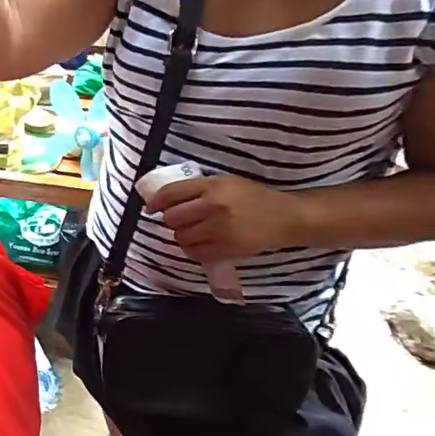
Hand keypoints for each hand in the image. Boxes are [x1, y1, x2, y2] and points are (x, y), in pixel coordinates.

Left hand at [145, 175, 301, 261]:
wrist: (284, 218)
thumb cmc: (252, 198)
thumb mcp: (226, 183)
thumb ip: (197, 190)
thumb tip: (164, 201)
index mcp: (213, 185)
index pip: (171, 193)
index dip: (155, 202)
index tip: (150, 208)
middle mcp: (213, 206)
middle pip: (172, 218)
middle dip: (172, 221)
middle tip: (182, 221)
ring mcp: (219, 229)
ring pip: (180, 237)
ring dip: (182, 236)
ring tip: (195, 232)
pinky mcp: (225, 249)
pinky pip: (193, 253)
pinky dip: (192, 249)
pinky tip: (202, 243)